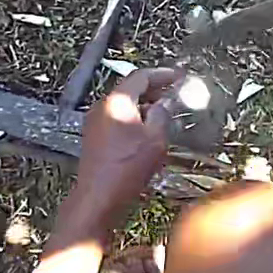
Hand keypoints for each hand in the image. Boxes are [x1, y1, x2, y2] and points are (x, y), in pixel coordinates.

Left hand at [59, 68, 179, 238]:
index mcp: (117, 101)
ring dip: (144, 104)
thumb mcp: (155, 139)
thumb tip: (165, 103)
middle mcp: (102, 106)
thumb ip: (162, 115)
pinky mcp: (94, 137)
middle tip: (174, 92)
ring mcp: (95, 121)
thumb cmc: (127, 168)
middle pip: (130, 88)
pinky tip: (147, 130)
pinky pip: (116, 118)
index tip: (178, 76)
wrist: (98, 198)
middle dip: (154, 89)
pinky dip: (133, 117)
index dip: (162, 74)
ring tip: (164, 111)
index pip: (141, 76)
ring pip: (123, 104)